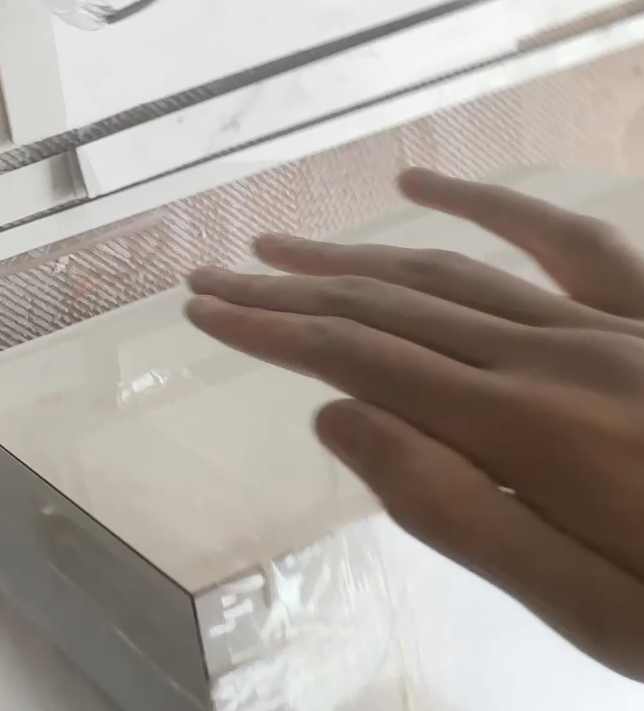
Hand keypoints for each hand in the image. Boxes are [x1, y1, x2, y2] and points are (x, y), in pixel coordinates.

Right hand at [183, 168, 643, 679]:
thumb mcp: (594, 616)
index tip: (198, 311)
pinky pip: (568, 243)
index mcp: (523, 427)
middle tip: (206, 278)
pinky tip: (421, 184)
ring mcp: (612, 329)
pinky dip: (489, 207)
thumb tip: (330, 414)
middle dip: (277, 291)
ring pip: (441, 272)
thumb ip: (450, 512)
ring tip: (272, 246)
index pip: (348, 356)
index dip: (261, 328)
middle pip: (377, 305)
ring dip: (343, 256)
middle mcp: (552, 357)